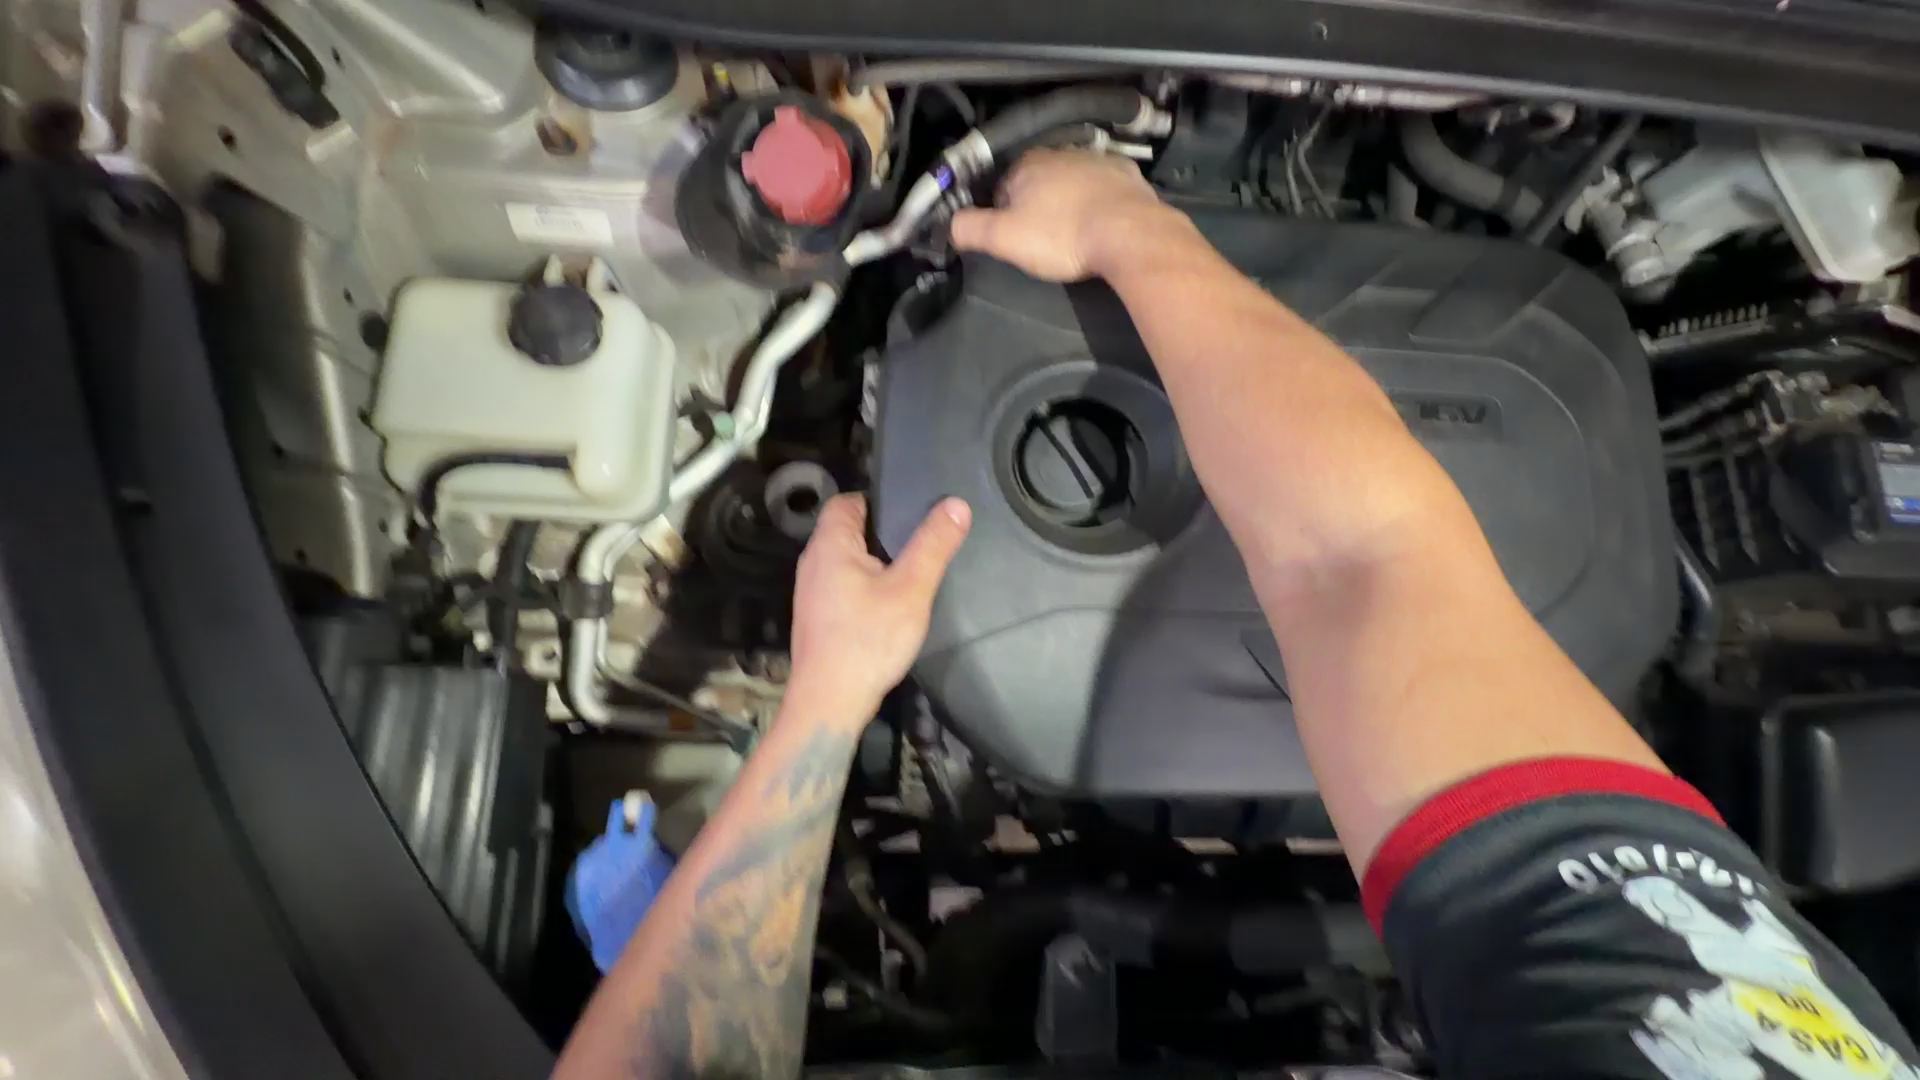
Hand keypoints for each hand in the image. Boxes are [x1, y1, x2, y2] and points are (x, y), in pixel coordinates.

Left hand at [787, 494, 971, 721]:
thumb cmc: (868, 640)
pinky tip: (889, 604)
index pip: (847, 501)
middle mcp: (814, 562)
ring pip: (846, 559)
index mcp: (830, 545)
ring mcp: (812, 591)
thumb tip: (956, 504)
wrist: (830, 702)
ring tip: (910, 571)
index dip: (878, 499)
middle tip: (920, 541)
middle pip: (847, 529)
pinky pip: (844, 584)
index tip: (912, 511)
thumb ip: (933, 545)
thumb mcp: (911, 589)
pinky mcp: (818, 616)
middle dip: (882, 531)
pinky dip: (866, 584)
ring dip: (875, 560)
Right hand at [949, 148, 1180, 281]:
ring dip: (1068, 203)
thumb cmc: (1062, 236)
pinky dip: (1098, 203)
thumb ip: (972, 230)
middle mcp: (1061, 153)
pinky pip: (1103, 188)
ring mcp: (1097, 161)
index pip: (1002, 186)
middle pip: (1038, 182)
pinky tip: (1099, 225)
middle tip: (1042, 240)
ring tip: (1071, 234)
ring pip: (1071, 182)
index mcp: (1027, 165)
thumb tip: (949, 225)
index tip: (1010, 237)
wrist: (1127, 234)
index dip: (1002, 213)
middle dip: (1036, 206)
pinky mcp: (1126, 175)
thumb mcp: (1005, 240)